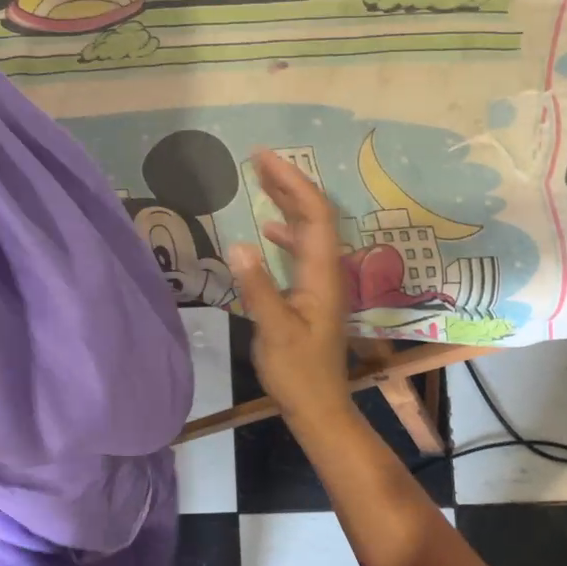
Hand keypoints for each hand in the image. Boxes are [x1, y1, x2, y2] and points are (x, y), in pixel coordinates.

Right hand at [228, 151, 351, 424]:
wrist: (317, 406)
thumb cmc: (298, 373)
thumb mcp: (273, 331)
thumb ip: (258, 287)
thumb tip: (239, 243)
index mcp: (322, 276)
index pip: (314, 214)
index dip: (291, 182)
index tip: (264, 159)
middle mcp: (327, 274)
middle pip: (314, 217)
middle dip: (289, 185)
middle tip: (259, 160)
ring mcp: (321, 286)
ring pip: (309, 234)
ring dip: (288, 206)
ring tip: (262, 184)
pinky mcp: (312, 299)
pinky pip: (302, 254)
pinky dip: (286, 234)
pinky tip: (267, 232)